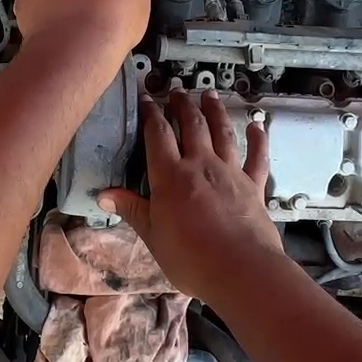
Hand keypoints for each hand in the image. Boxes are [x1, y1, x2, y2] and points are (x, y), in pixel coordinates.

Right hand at [100, 90, 283, 301]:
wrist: (241, 270)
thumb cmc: (190, 258)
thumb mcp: (152, 235)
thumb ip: (132, 209)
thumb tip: (103, 193)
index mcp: (170, 176)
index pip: (157, 135)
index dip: (150, 113)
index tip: (146, 99)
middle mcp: (200, 165)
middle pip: (191, 125)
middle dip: (182, 105)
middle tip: (177, 91)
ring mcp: (230, 172)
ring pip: (222, 133)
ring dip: (215, 111)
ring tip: (209, 95)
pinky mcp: (254, 186)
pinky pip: (257, 158)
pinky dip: (258, 140)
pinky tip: (258, 127)